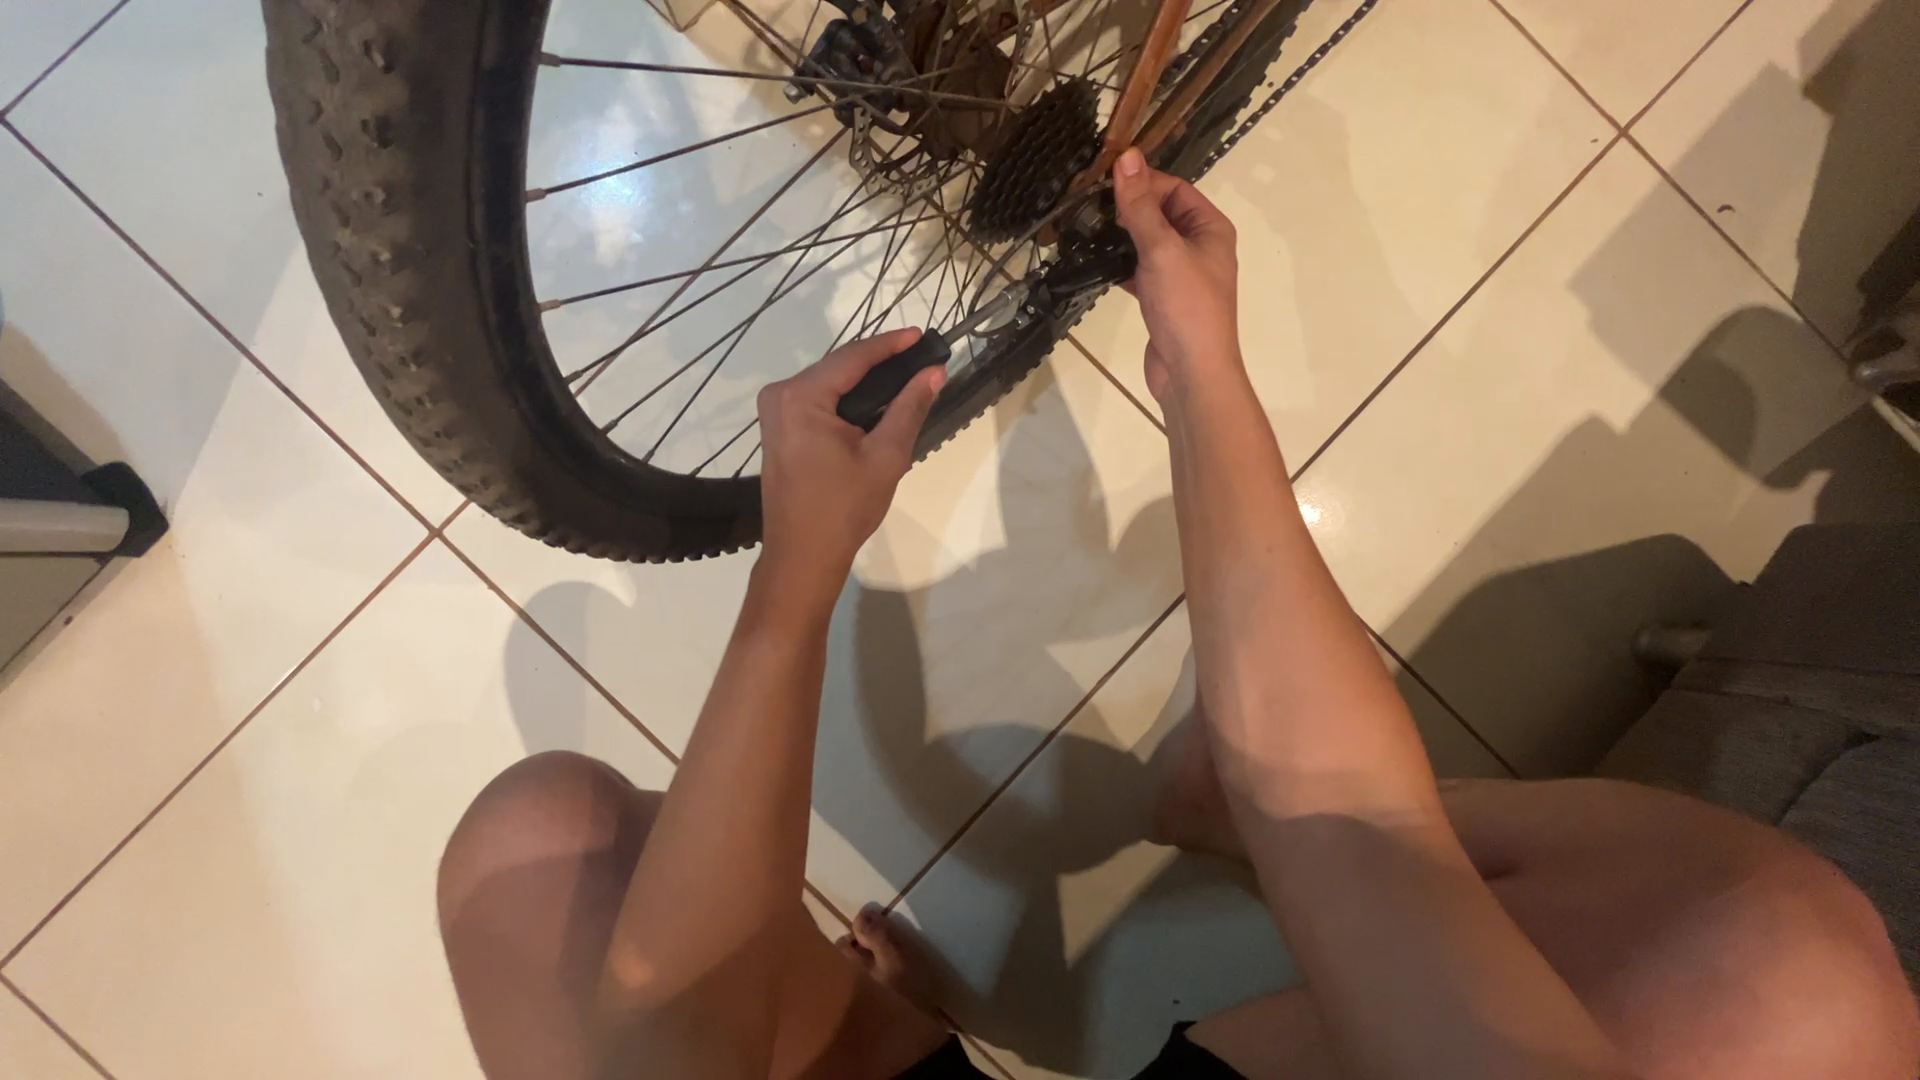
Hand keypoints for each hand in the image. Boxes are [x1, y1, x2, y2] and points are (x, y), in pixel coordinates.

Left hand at [756, 329, 945, 583]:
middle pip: (838, 368)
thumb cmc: (844, 508)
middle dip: (879, 363)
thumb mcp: (885, 456)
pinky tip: (876, 404)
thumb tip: (933, 373)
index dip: (890, 344)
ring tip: (906, 379)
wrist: (803, 554)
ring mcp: (775, 413)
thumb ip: (909, 408)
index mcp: (801, 397)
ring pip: (829, 385)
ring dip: (865, 383)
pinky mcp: (779, 430)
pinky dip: (847, 401)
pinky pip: (818, 402)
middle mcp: (781, 396)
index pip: (853, 357)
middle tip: (919, 359)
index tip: (920, 335)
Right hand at [1112, 147, 1242, 403]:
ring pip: (1147, 245)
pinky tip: (1094, 265)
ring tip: (1085, 232)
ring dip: (1120, 239)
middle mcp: (1199, 247)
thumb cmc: (1185, 306)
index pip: (1174, 189)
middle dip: (1127, 210)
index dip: (1142, 181)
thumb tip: (1127, 157)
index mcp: (1210, 228)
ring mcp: (1180, 276)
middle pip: (1160, 215)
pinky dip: (1120, 267)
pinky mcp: (1163, 300)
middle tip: (1087, 207)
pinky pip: (1139, 272)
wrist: (1191, 371)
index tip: (1103, 182)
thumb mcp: (1162, 249)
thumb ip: (1141, 206)